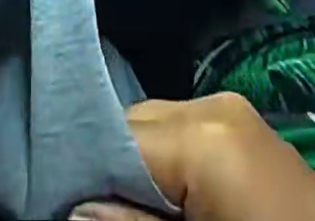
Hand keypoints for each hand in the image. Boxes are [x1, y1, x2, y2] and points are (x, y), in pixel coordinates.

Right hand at [72, 93, 314, 220]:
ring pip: (152, 129)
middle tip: (101, 216)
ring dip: (137, 171)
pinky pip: (182, 138)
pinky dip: (168, 169)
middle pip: (130, 126)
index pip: (112, 136)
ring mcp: (233, 112)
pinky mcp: (245, 130)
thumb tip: (74, 212)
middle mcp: (214, 104)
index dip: (87, 175)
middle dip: (110, 171)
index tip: (70, 207)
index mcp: (205, 132)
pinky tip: (171, 206)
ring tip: (139, 213)